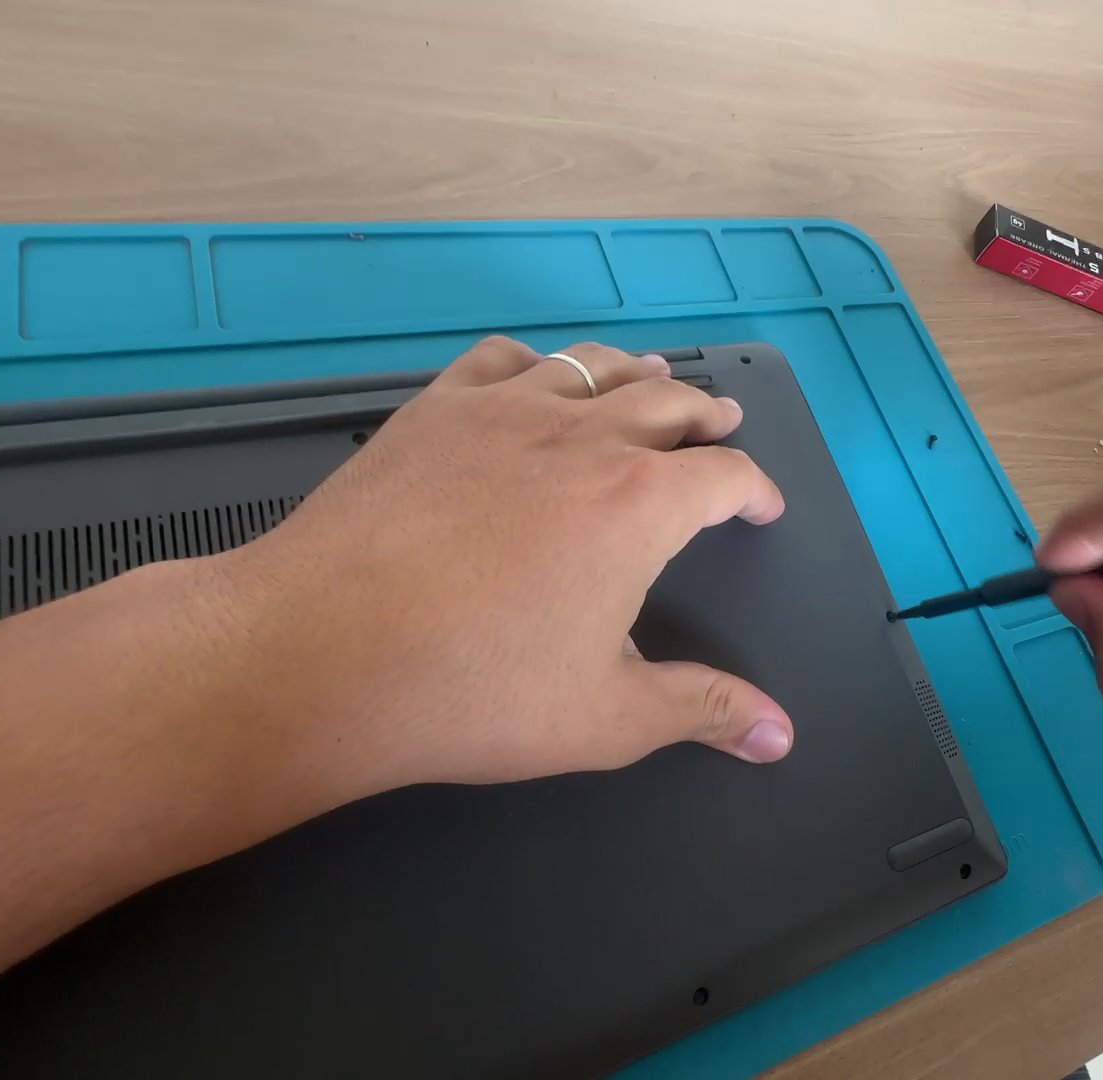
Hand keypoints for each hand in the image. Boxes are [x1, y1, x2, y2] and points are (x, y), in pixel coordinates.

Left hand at [212, 337, 793, 803]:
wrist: (322, 653)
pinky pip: (503, 360)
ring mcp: (506, 412)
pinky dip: (539, 363)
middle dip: (707, 413)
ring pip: (594, 367)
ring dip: (636, 373)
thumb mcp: (609, 718)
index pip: (727, 476)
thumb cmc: (476, 689)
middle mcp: (584, 437)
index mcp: (640, 503)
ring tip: (653, 379)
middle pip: (669, 401)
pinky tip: (536, 377)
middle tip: (722, 419)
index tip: (762, 504)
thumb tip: (780, 735)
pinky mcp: (437, 409)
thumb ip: (704, 711)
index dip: (756, 488)